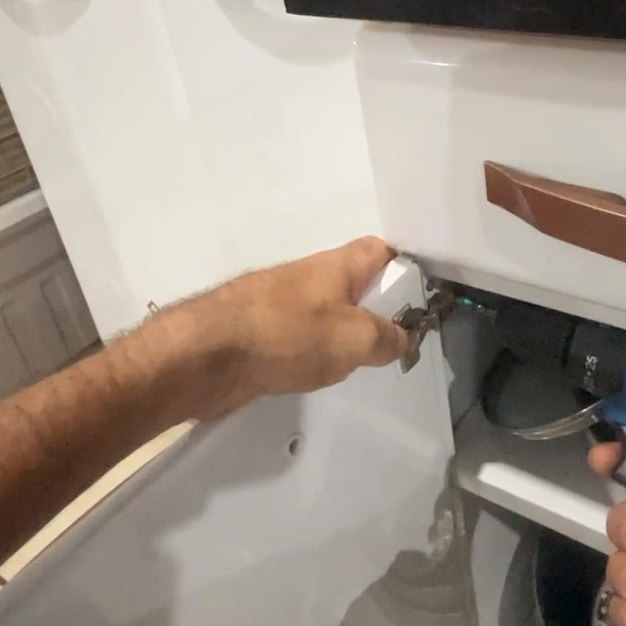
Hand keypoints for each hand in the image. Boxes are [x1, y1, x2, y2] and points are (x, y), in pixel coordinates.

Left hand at [157, 237, 410, 419]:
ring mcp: (278, 302)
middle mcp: (308, 276)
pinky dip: (310, 351)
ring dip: (340, 332)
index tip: (420, 296)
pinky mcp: (257, 330)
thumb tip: (402, 336)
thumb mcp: (353, 338)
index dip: (402, 267)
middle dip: (374, 308)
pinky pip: (296, 335)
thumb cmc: (287, 335)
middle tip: (394, 340)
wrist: (205, 355)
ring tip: (359, 363)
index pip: (380, 250)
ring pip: (323, 311)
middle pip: (352, 282)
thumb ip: (385, 338)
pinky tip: (314, 374)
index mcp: (336, 266)